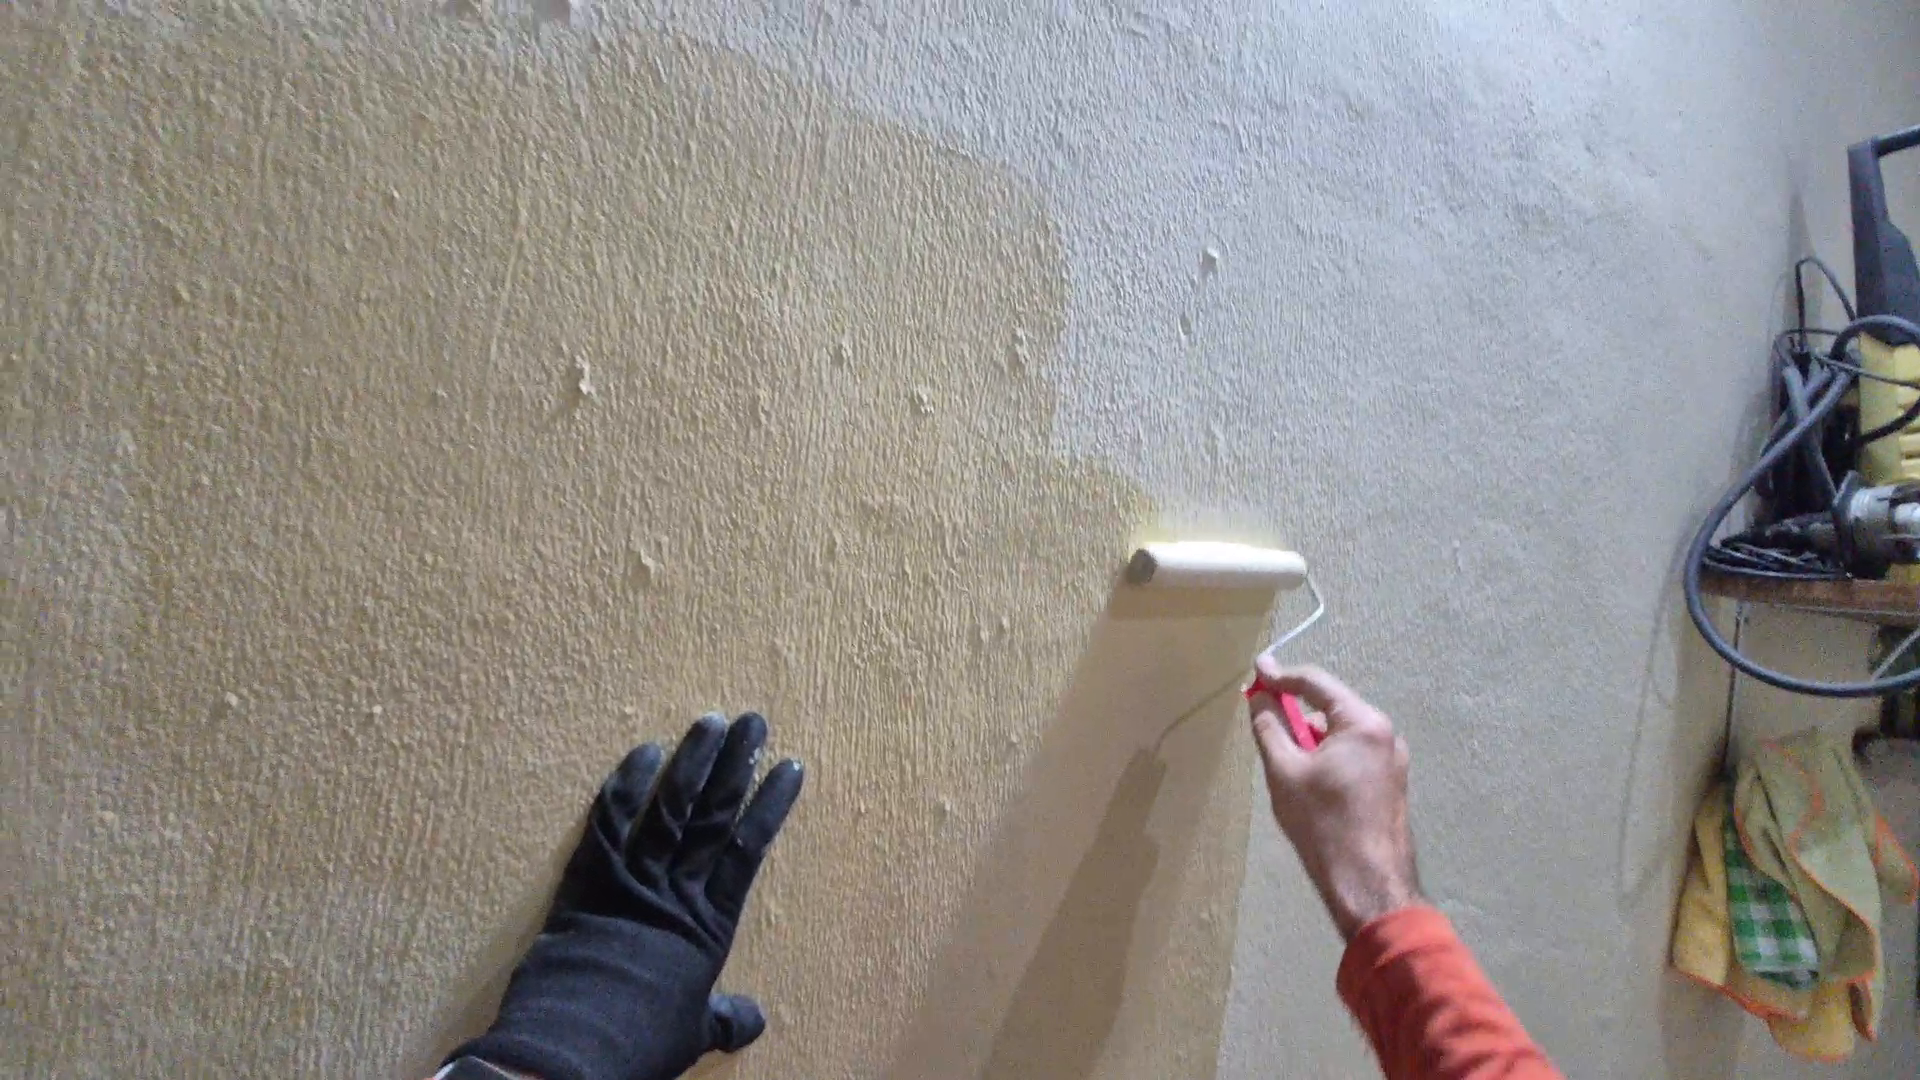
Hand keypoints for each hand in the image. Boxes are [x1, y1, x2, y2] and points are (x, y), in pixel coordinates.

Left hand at [451, 713, 804, 1079]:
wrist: (567, 1058)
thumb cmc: (638, 1044)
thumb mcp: (691, 1033)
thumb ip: (726, 1017)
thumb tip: (758, 1022)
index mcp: (710, 922)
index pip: (749, 849)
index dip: (770, 805)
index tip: (791, 765)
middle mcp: (678, 890)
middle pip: (713, 815)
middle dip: (736, 765)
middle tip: (754, 721)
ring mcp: (634, 880)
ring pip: (670, 808)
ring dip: (692, 762)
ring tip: (711, 721)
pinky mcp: (590, 880)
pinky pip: (610, 824)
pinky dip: (627, 787)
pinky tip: (644, 751)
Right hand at [1247, 661, 1420, 940]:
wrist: (1368, 885)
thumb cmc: (1321, 821)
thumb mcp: (1283, 768)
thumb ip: (1269, 724)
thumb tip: (1260, 694)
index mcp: (1363, 723)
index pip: (1316, 682)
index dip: (1281, 674)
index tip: (1255, 669)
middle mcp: (1385, 734)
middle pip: (1331, 704)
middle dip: (1295, 705)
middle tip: (1262, 708)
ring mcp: (1393, 759)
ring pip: (1340, 730)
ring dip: (1310, 732)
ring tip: (1283, 752)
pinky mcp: (1391, 782)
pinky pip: (1351, 751)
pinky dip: (1326, 751)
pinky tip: (1307, 775)